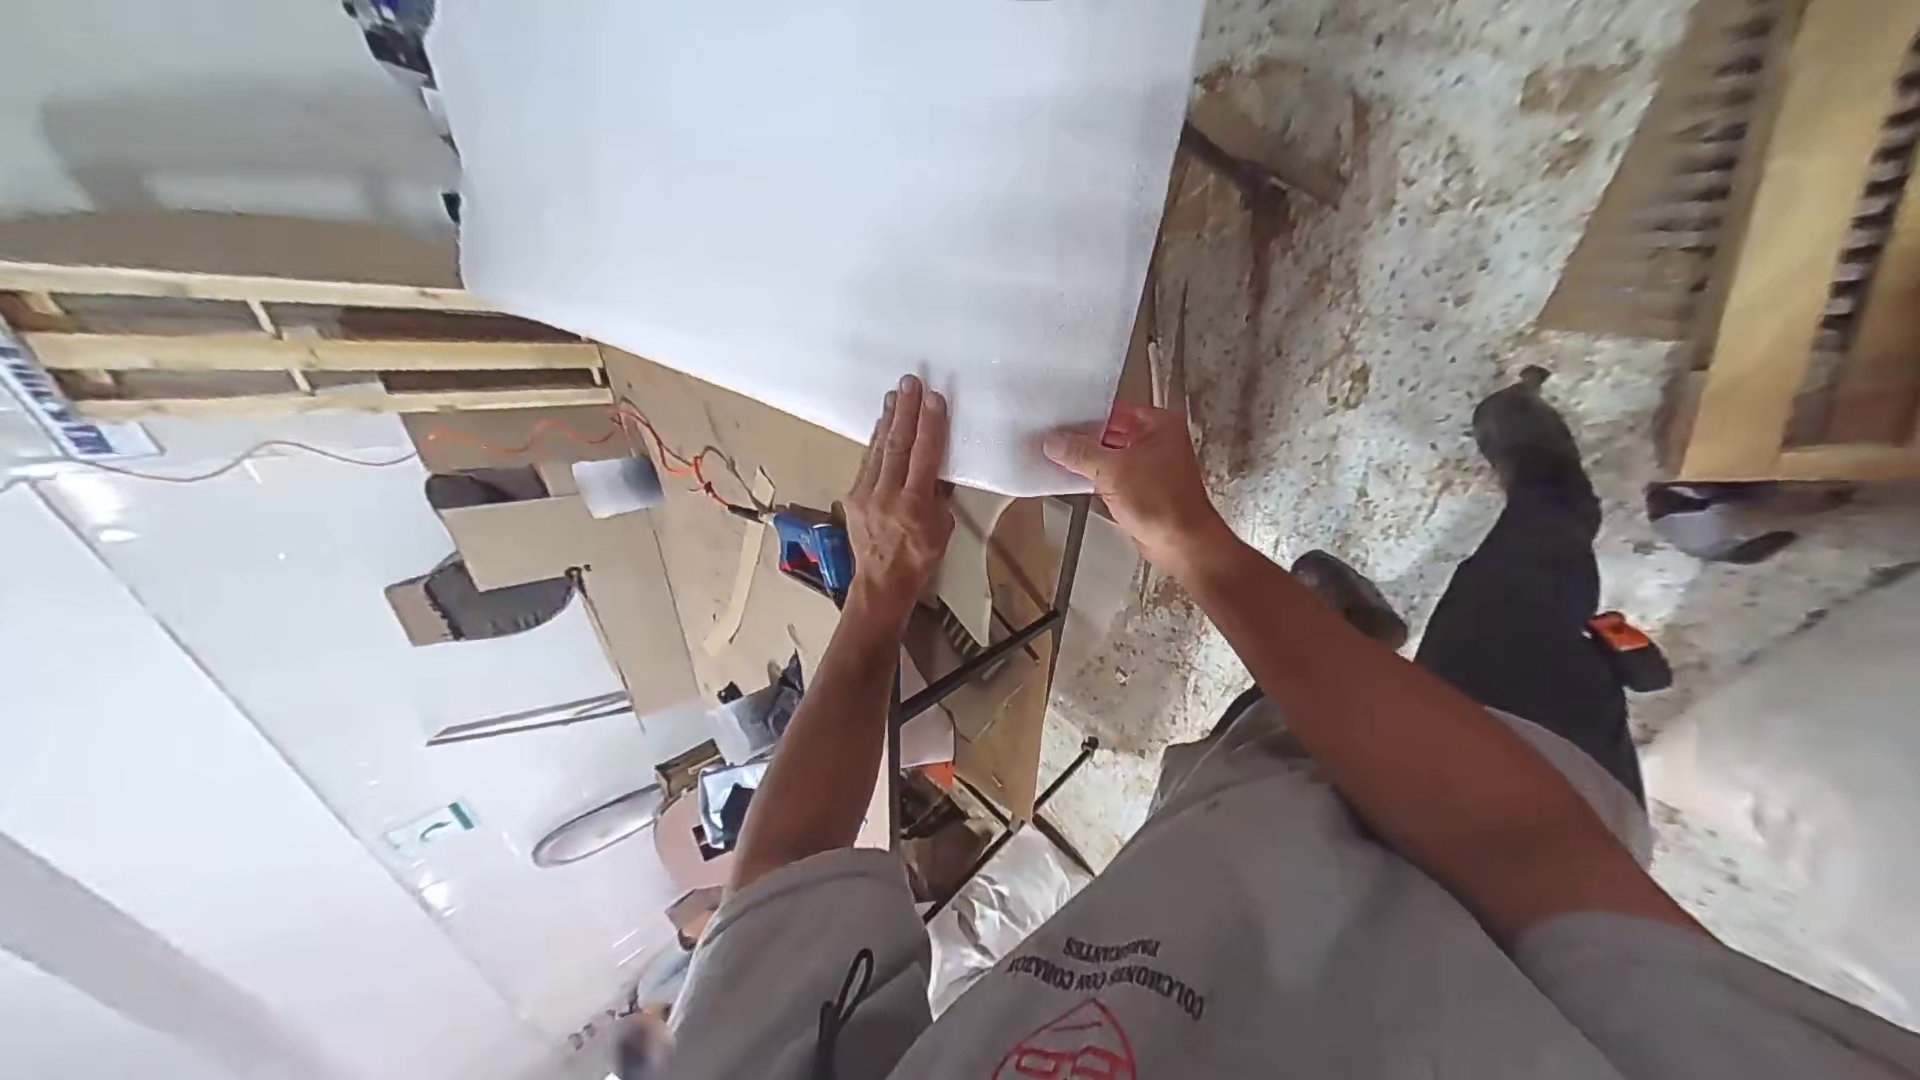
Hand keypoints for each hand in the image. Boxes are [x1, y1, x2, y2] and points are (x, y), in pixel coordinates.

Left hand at [844, 375, 953, 625]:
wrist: (882, 581)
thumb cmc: (919, 558)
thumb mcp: (942, 529)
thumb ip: (940, 495)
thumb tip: (940, 466)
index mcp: (914, 506)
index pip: (924, 455)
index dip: (930, 425)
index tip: (934, 399)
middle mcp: (887, 496)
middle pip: (898, 444)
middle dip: (906, 411)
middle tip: (910, 382)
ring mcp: (866, 495)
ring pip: (879, 449)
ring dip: (889, 419)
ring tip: (895, 395)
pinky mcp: (853, 496)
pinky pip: (867, 461)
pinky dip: (876, 440)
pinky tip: (882, 424)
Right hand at [1044, 400, 1230, 569]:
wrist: (1180, 543)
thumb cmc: (1164, 504)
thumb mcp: (1112, 471)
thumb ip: (1080, 453)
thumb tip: (1056, 442)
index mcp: (1159, 425)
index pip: (1114, 410)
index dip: (1086, 415)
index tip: (1061, 420)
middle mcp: (1157, 441)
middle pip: (1111, 432)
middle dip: (1084, 439)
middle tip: (1055, 440)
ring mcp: (1150, 465)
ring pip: (1110, 455)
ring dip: (1088, 459)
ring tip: (1059, 457)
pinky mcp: (1141, 488)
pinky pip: (1112, 475)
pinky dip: (1095, 476)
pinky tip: (1074, 478)